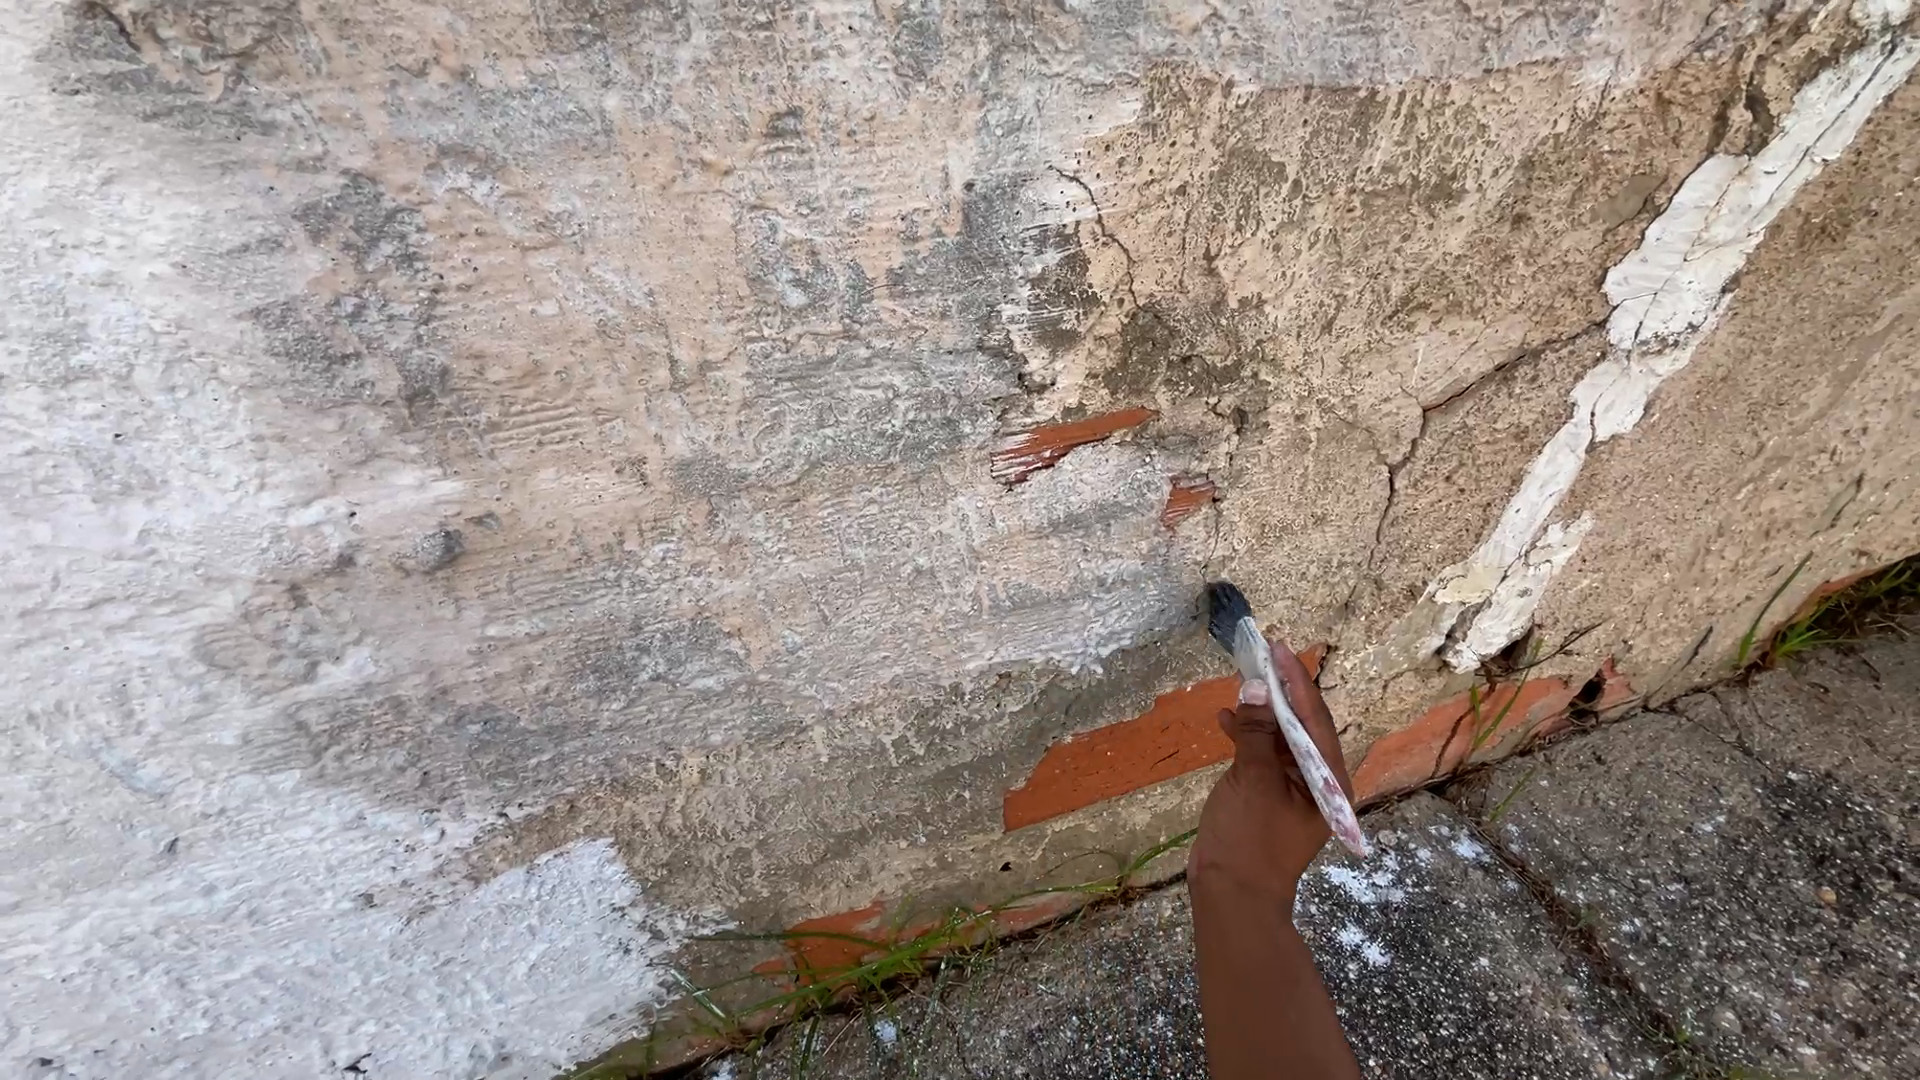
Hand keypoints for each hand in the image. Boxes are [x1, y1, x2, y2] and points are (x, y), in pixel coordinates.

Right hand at [1190, 639, 1353, 904]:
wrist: (1232, 896)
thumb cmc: (1250, 841)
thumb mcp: (1253, 782)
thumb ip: (1257, 734)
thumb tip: (1257, 689)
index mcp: (1329, 782)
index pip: (1315, 720)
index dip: (1296, 682)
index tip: (1279, 649)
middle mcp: (1317, 781)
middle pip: (1302, 725)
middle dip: (1281, 690)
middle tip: (1262, 654)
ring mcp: (1292, 789)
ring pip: (1280, 736)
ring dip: (1261, 710)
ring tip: (1241, 680)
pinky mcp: (1268, 794)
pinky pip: (1262, 754)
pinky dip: (1245, 735)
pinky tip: (1224, 719)